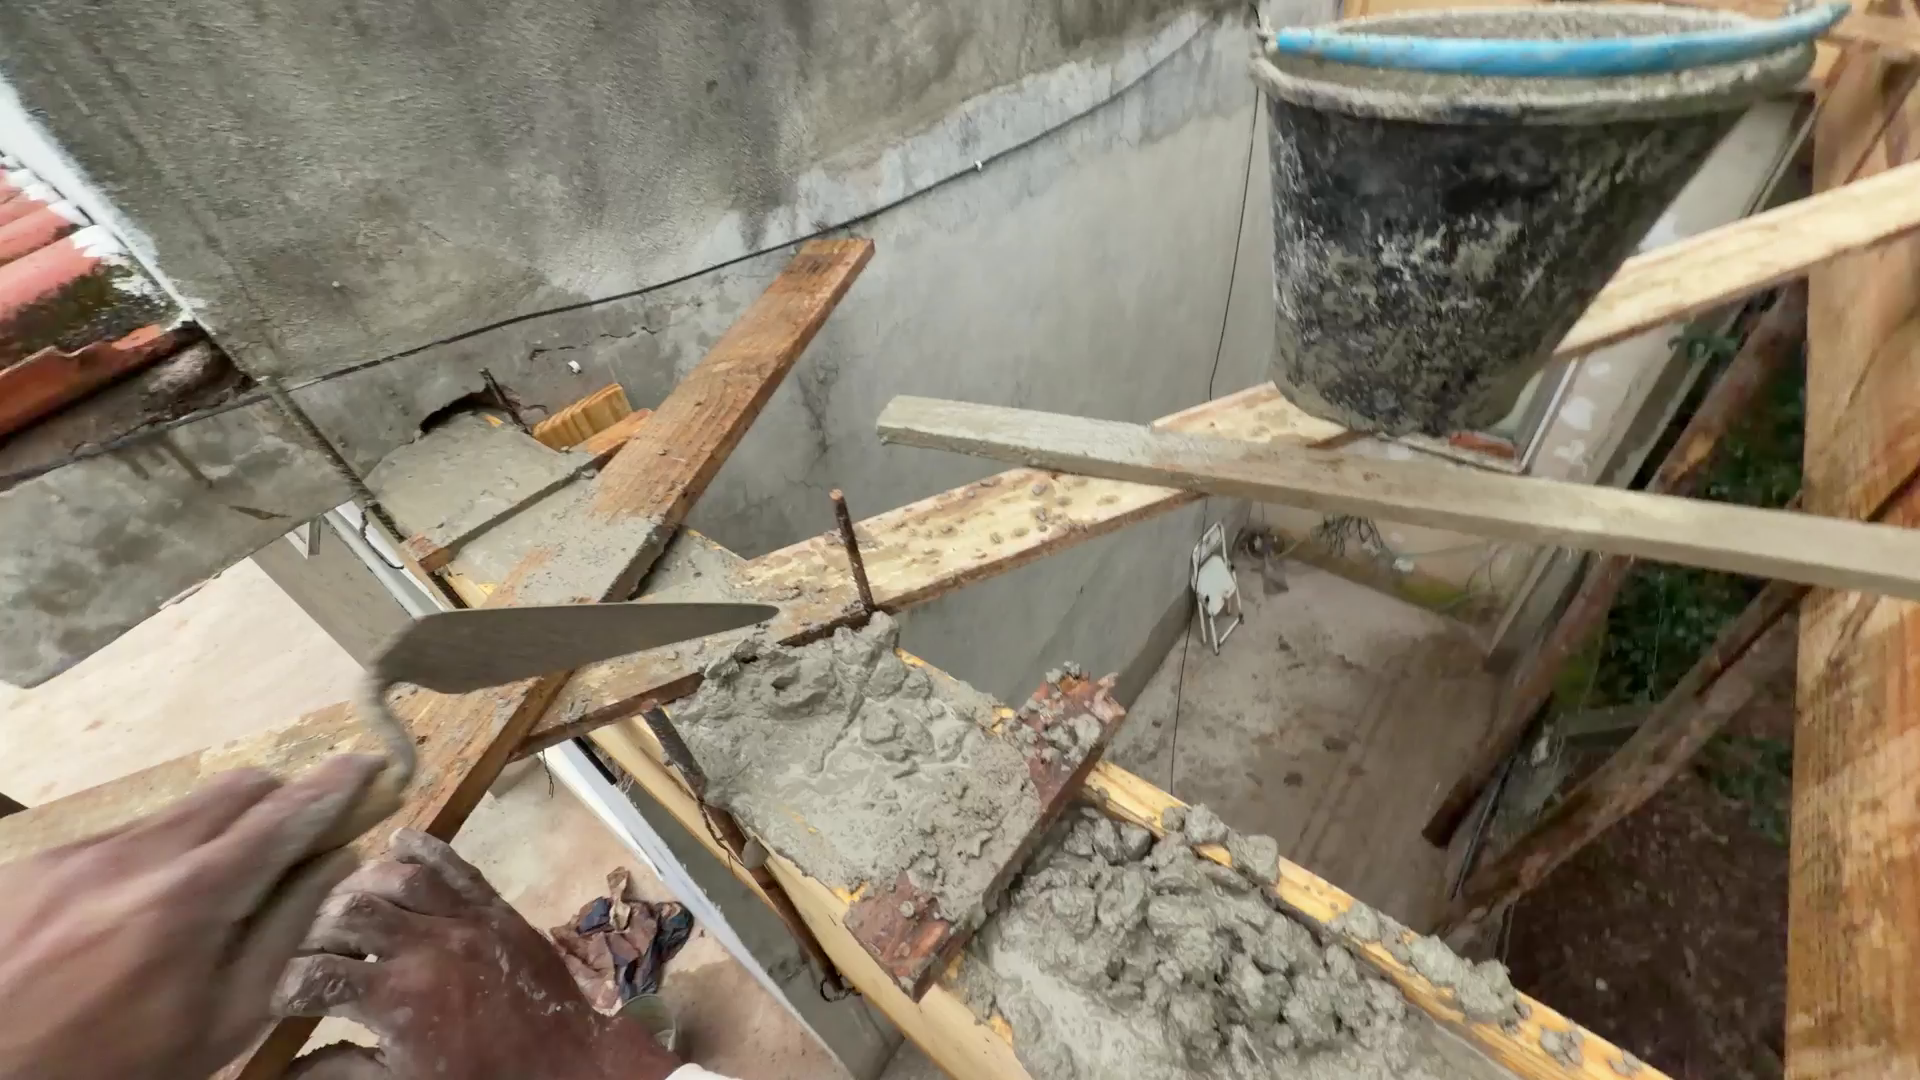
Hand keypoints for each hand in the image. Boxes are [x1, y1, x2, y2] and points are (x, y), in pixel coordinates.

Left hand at [0, 756, 382, 1079]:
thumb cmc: (113, 1071)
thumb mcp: (227, 1019)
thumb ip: (291, 925)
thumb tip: (339, 856)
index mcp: (188, 900)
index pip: (291, 810)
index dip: (342, 780)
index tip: (373, 762)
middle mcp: (129, 860)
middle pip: (241, 786)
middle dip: (282, 801)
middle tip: (290, 841)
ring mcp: (66, 861)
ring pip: (184, 808)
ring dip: (217, 830)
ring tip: (197, 892)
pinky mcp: (22, 870)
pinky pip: (122, 836)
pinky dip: (155, 855)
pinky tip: (129, 912)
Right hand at [275, 828, 678, 1079]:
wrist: (561, 1056)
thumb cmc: (480, 1078)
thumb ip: (337, 1075)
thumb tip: (279, 1068)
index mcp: (399, 998)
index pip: (311, 977)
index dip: (278, 987)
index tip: (271, 998)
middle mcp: (430, 945)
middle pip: (351, 911)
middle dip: (313, 928)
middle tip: (303, 948)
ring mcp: (468, 919)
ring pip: (403, 877)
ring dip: (362, 884)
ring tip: (338, 903)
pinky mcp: (496, 907)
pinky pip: (459, 868)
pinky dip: (427, 849)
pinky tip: (398, 841)